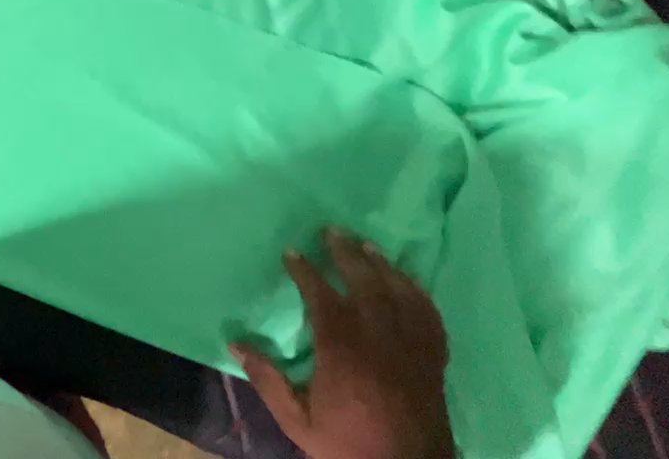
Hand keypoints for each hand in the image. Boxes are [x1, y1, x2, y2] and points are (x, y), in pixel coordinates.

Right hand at [232, 228, 454, 458]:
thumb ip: (268, 380)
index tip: (291, 253)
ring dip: (383, 267)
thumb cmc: (349, 448)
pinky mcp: (434, 366)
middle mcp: (381, 346)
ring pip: (401, 298)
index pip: (324, 299)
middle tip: (333, 231)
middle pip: (367, 288)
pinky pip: (430, 321)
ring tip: (366, 245)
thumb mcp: (298, 421)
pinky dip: (418, 296)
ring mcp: (413, 355)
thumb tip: (234, 343)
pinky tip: (407, 282)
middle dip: (348, 256)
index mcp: (344, 355)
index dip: (307, 273)